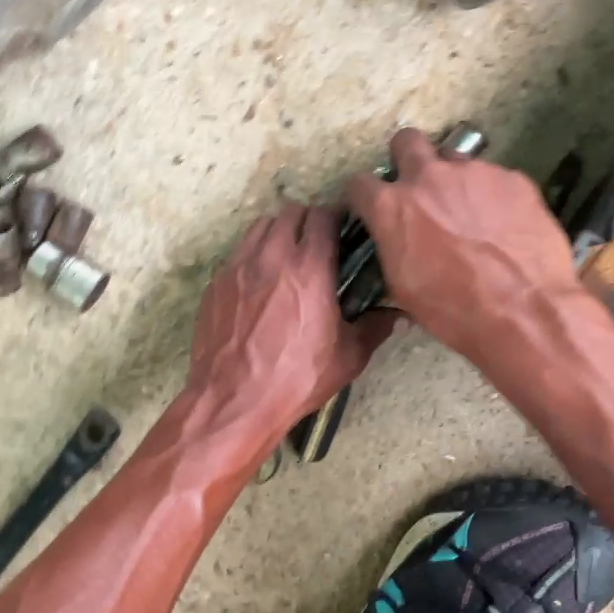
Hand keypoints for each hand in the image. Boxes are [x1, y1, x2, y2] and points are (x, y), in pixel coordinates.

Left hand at [187, 203, 401, 428]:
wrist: (233, 401)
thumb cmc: (296, 379)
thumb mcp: (348, 357)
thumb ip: (374, 327)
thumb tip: (397, 314)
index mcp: (308, 268)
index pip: (322, 216)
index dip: (336, 219)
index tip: (344, 233)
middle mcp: (271, 257)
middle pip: (290, 212)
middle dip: (308, 221)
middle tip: (318, 244)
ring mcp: (238, 267)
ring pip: (260, 226)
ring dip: (279, 232)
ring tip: (289, 257)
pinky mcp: (216, 283)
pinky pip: (238, 252)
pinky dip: (254, 255)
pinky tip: (261, 283)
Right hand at [347, 128, 579, 356]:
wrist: (523, 311)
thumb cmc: (454, 310)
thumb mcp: (404, 288)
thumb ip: (393, 249)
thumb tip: (396, 242)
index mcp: (393, 207)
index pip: (359, 184)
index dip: (362, 197)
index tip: (369, 208)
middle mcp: (430, 177)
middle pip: (407, 141)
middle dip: (406, 157)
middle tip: (417, 186)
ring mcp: (475, 172)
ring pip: (455, 160)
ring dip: (454, 180)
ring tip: (469, 213)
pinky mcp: (513, 179)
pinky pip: (495, 178)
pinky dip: (492, 196)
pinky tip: (504, 225)